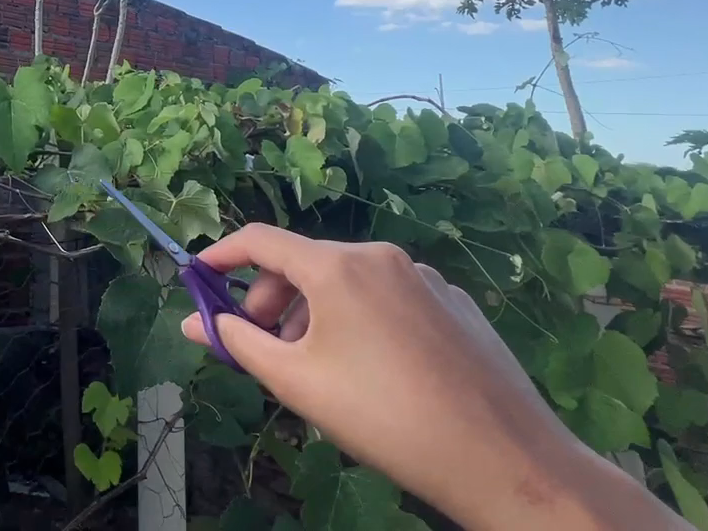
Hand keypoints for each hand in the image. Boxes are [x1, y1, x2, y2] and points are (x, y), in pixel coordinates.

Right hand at [183, 225, 689, 530]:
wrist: (513, 467)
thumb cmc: (387, 419)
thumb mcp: (296, 382)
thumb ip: (237, 341)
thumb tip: (194, 322)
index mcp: (336, 266)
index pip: (258, 239)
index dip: (221, 255)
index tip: (198, 278)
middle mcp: (379, 257)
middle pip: (303, 261)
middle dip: (269, 297)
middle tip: (263, 343)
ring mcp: (424, 278)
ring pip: (346, 280)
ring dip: (313, 310)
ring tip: (317, 364)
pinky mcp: (456, 305)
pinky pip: (387, 296)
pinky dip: (359, 316)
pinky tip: (373, 368)